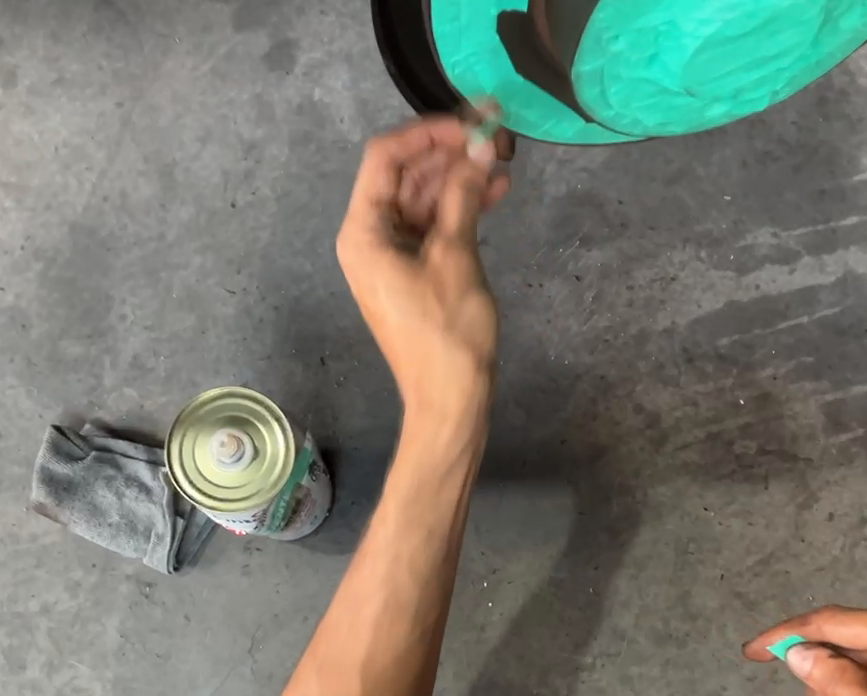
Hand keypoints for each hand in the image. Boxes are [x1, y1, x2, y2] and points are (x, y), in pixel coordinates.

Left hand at [337, 115, 513, 426]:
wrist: (449, 398)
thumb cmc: (446, 331)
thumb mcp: (455, 256)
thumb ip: (462, 196)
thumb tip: (480, 149)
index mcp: (363, 233)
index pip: (385, 159)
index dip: (428, 135)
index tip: (471, 125)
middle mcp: (369, 240)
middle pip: (404, 178)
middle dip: (448, 156)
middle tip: (496, 138)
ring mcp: (390, 259)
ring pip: (422, 202)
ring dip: (460, 181)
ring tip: (503, 162)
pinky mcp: (412, 275)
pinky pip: (432, 230)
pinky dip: (460, 212)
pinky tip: (496, 193)